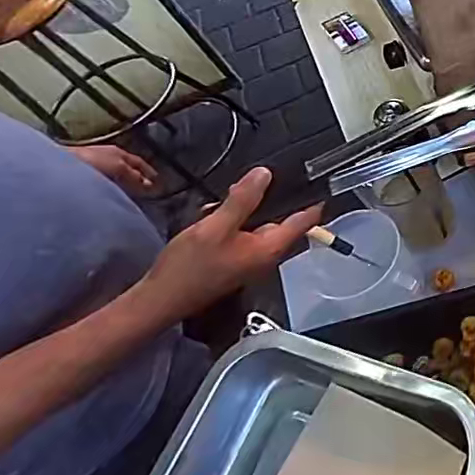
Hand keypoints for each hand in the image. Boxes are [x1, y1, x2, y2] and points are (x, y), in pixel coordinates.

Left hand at [67, 144, 159, 195]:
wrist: (54, 168)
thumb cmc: (91, 163)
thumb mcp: (119, 168)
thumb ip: (135, 177)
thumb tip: (149, 185)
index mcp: (117, 152)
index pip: (138, 162)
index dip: (148, 172)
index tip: (157, 184)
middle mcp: (105, 157)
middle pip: (125, 168)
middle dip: (135, 179)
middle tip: (144, 193)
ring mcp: (90, 166)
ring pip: (112, 176)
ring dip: (120, 185)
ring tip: (127, 198)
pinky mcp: (77, 177)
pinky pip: (99, 183)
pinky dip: (107, 189)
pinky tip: (107, 198)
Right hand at [138, 167, 320, 320]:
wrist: (158, 300)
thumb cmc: (189, 267)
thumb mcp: (216, 226)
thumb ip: (242, 200)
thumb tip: (265, 174)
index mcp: (271, 248)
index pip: (305, 219)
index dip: (313, 197)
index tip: (316, 177)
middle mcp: (267, 254)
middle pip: (279, 217)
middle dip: (263, 199)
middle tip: (239, 188)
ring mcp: (252, 258)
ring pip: (256, 222)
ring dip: (241, 210)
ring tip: (216, 207)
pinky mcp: (236, 259)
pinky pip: (242, 232)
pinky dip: (230, 222)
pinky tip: (209, 218)